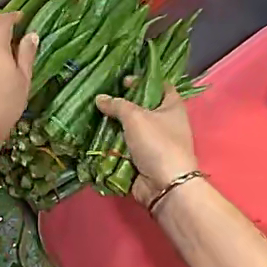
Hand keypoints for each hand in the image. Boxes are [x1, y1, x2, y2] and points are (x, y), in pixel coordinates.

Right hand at [95, 83, 198, 206]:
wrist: (165, 185)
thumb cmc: (157, 143)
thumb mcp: (135, 117)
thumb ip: (117, 105)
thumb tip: (100, 98)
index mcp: (172, 107)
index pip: (161, 86)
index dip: (144, 80)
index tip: (124, 81)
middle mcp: (166, 123)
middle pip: (142, 108)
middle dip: (123, 105)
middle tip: (102, 99)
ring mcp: (154, 143)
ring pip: (131, 129)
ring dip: (115, 126)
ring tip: (94, 117)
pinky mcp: (143, 159)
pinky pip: (125, 147)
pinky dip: (113, 145)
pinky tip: (96, 137)